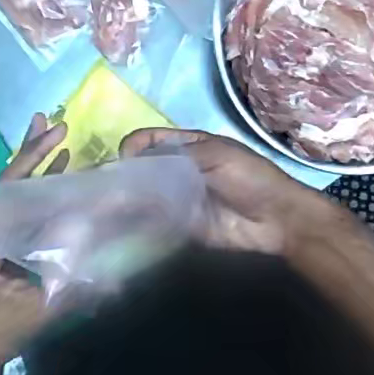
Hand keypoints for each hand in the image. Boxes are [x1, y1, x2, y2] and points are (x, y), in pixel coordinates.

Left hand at [0, 114, 68, 372]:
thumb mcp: (36, 311)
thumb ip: (70, 286)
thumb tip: (110, 261)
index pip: (7, 189)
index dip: (29, 160)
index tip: (54, 136)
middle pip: (7, 181)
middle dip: (30, 151)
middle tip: (48, 120)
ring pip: (13, 192)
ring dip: (34, 165)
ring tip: (54, 135)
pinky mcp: (0, 246)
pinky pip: (20, 208)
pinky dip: (38, 188)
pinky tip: (57, 176)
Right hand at [119, 128, 350, 255]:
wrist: (278, 219)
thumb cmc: (251, 177)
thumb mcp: (216, 156)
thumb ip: (174, 158)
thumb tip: (133, 163)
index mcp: (186, 147)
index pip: (146, 141)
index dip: (130, 149)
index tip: (120, 165)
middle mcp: (176, 171)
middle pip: (139, 171)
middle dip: (118, 180)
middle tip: (95, 196)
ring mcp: (177, 199)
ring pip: (141, 199)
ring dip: (121, 205)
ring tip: (98, 216)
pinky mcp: (181, 226)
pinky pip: (153, 224)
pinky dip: (135, 226)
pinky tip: (117, 233)